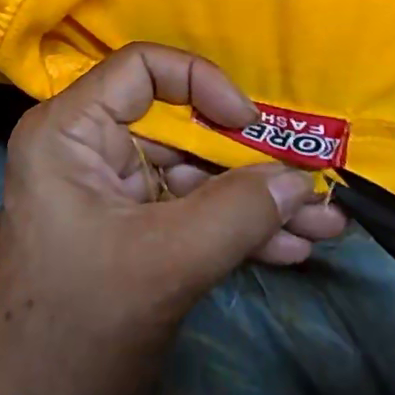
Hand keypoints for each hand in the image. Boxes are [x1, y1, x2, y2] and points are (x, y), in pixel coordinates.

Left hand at [0, 42, 346, 394]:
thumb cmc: (75, 325)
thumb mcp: (162, 264)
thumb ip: (236, 215)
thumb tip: (300, 181)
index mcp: (71, 132)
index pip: (142, 69)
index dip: (200, 82)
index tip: (247, 121)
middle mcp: (91, 149)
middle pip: (182, 127)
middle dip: (250, 159)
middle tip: (311, 178)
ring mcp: (115, 192)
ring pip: (196, 175)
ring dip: (259, 202)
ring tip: (323, 224)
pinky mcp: (135, 233)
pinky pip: (194, 214)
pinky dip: (240, 230)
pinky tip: (293, 248)